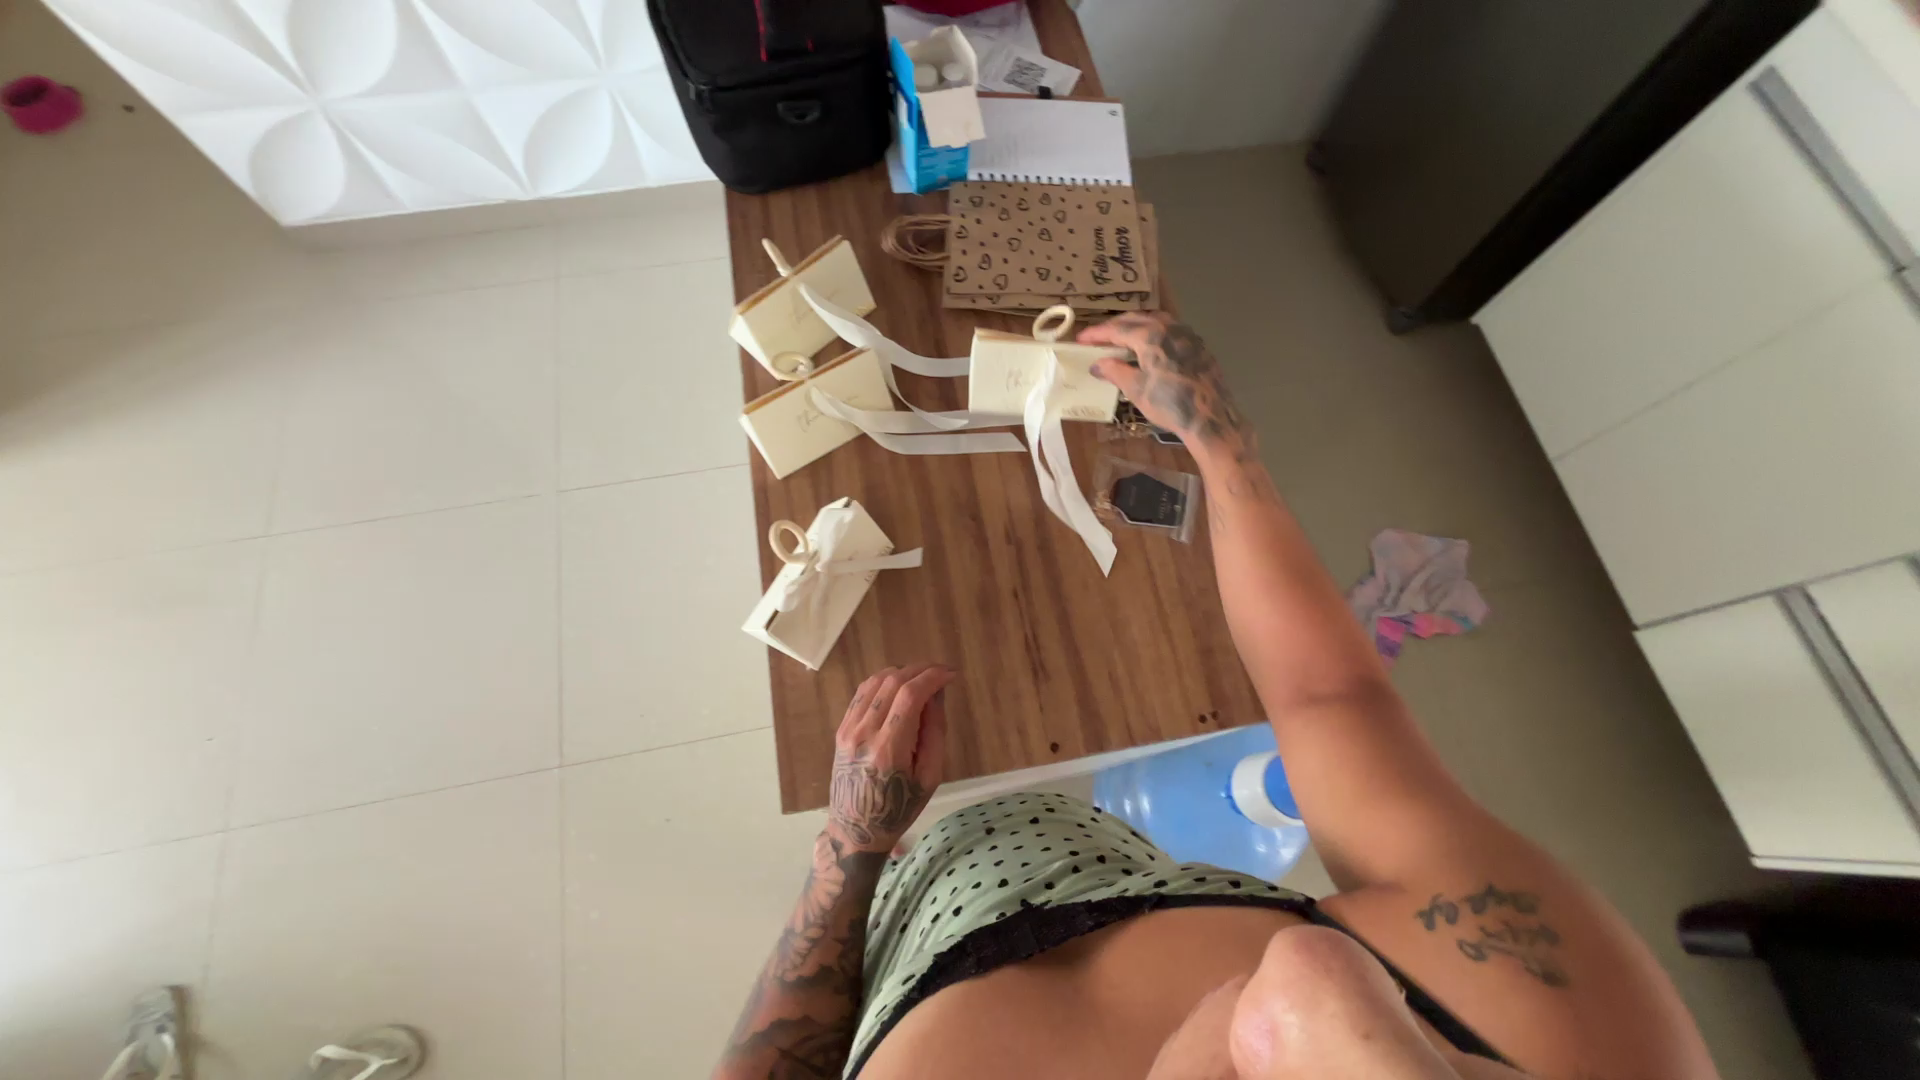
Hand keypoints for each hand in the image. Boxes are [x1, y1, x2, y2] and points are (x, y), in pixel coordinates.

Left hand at [827, 663, 956, 853]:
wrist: (857, 829)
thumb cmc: (900, 808)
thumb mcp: (930, 776)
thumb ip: (934, 731)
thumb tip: (937, 694)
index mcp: (889, 748)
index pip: (910, 695)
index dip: (932, 677)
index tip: (950, 674)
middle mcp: (865, 733)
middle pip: (892, 682)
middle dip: (920, 670)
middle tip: (939, 673)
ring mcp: (848, 729)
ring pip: (875, 682)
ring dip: (901, 672)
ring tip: (921, 679)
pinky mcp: (841, 729)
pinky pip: (861, 693)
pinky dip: (882, 682)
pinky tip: (898, 687)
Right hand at [1078, 313, 1249, 453]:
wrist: (1209, 418)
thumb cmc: (1168, 404)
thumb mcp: (1136, 389)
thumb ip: (1115, 371)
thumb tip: (1097, 364)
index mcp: (1151, 335)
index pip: (1117, 329)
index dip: (1097, 333)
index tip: (1080, 339)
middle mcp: (1170, 328)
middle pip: (1137, 319)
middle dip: (1115, 326)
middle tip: (1099, 337)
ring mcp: (1187, 335)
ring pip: (1156, 321)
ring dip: (1136, 326)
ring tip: (1122, 338)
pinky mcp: (1199, 346)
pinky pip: (1171, 331)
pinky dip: (1154, 333)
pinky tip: (1150, 347)